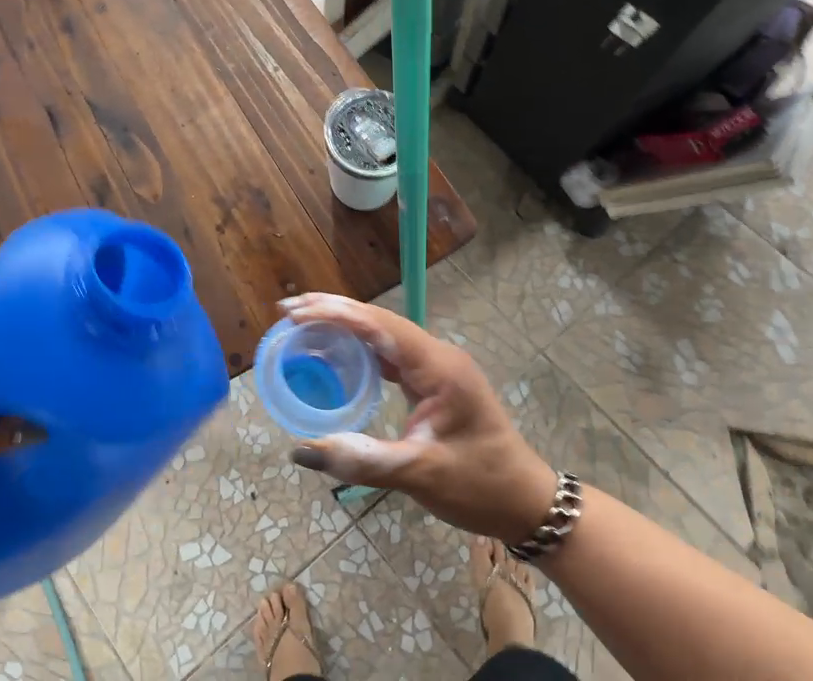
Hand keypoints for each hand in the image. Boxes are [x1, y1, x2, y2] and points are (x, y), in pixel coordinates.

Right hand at [277, 294, 558, 544]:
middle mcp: (437, 357)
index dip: (335, 315)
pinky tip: (332, 354)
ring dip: (342, 326)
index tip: (294, 313)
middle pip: (378, 321)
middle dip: (332, 311)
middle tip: (287, 310)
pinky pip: (388, 354)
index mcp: (439, 368)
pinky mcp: (432, 383)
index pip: (380, 327)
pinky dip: (357, 348)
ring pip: (382, 334)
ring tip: (300, 324)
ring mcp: (436, 368)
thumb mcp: (420, 474)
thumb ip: (363, 459)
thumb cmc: (479, 486)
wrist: (525, 502)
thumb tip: (302, 450)